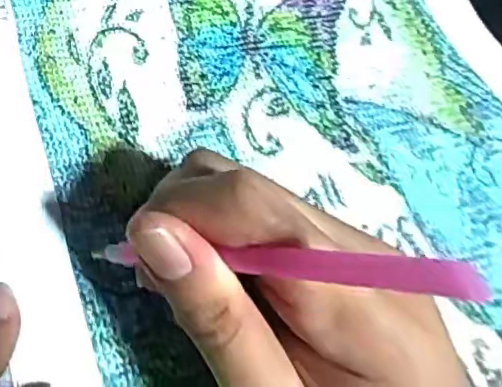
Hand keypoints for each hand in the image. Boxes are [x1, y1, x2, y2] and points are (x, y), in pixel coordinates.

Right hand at [126, 150, 466, 386]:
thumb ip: (217, 320)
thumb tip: (147, 229)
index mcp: (362, 297)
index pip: (250, 202)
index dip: (178, 209)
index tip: (134, 252)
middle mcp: (368, 252)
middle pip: (246, 182)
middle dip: (182, 212)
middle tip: (158, 280)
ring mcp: (365, 250)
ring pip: (252, 189)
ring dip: (200, 220)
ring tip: (188, 286)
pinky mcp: (354, 256)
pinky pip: (272, 216)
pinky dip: (229, 235)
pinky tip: (224, 286)